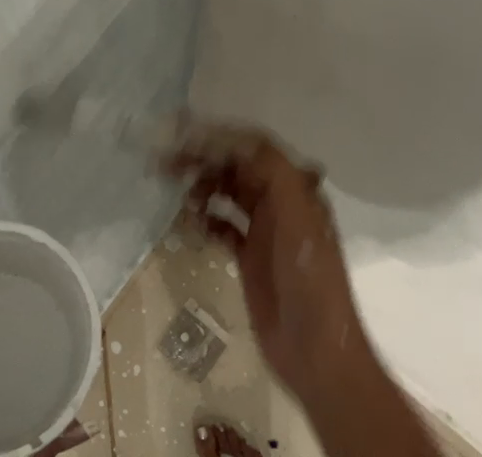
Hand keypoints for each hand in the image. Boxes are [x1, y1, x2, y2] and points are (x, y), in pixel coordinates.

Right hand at [166, 120, 366, 404]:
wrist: (315, 348)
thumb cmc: (309, 278)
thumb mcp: (298, 216)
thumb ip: (272, 172)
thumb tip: (234, 138)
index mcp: (296, 186)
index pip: (252, 147)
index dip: (219, 136)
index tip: (182, 133)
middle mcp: (280, 201)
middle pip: (236, 166)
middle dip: (203, 157)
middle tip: (166, 159)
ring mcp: (263, 228)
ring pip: (225, 192)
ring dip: (201, 185)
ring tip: (175, 190)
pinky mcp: (248, 255)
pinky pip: (220, 224)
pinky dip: (203, 218)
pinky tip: (189, 222)